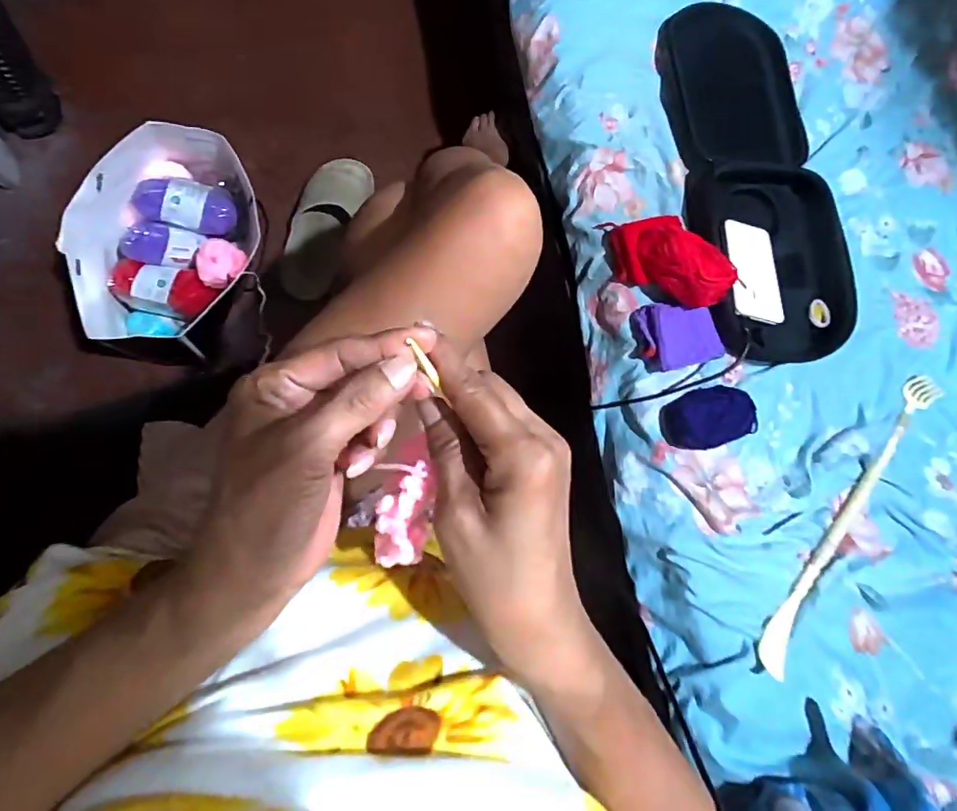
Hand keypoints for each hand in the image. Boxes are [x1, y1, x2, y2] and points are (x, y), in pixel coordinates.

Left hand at [182, 326, 438, 620]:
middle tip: (426, 388)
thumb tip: (405, 362)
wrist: (251, 576)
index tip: (427, 337)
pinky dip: (368, 443)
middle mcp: (292, 398)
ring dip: (376, 421)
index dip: (384, 345)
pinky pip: (361, 431)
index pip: (339, 352)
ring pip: (364, 403)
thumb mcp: (311, 447)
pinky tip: (357, 465)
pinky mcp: (325, 453)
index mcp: (275, 384)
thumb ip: (358, 401)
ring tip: (368, 448)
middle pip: (354, 374)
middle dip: (385, 386)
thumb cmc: (270, 505)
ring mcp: (310, 427)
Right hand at [420, 341, 600, 693]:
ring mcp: (549, 447)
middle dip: (452, 372)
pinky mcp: (545, 459)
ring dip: (463, 391)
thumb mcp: (455, 512)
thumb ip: (444, 447)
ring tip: (421, 382)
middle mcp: (544, 437)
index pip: (476, 391)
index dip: (443, 360)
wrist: (543, 624)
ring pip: (499, 400)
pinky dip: (477, 413)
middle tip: (407, 361)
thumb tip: (425, 395)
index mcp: (524, 451)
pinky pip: (506, 422)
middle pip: (491, 388)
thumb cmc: (492, 578)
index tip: (414, 332)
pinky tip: (449, 415)